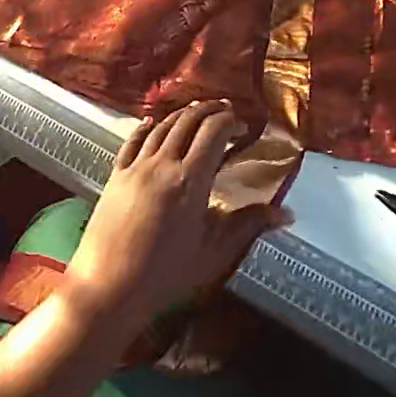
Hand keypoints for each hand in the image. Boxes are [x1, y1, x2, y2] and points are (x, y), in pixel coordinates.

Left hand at [64, 101, 289, 321]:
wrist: (108, 286)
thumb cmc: (166, 274)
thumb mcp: (213, 253)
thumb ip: (248, 226)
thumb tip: (287, 213)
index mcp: (191, 180)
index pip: (213, 132)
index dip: (230, 122)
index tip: (243, 126)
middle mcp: (163, 163)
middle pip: (188, 122)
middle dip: (209, 110)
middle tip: (226, 110)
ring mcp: (135, 167)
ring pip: (161, 127)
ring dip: (182, 114)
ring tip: (197, 111)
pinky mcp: (115, 175)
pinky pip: (132, 141)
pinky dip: (145, 127)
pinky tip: (152, 121)